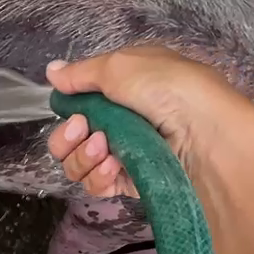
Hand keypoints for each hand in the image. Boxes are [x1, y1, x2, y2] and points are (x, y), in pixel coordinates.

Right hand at [45, 46, 253, 196]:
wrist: (201, 135)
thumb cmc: (167, 90)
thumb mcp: (122, 66)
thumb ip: (82, 73)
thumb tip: (51, 73)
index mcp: (119, 91)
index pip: (77, 106)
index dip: (68, 111)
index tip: (73, 111)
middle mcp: (116, 123)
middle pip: (67, 141)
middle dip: (68, 140)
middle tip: (84, 131)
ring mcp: (120, 155)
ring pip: (77, 166)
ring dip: (84, 158)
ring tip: (106, 151)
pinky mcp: (125, 183)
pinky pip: (94, 186)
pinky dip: (98, 178)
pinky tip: (114, 168)